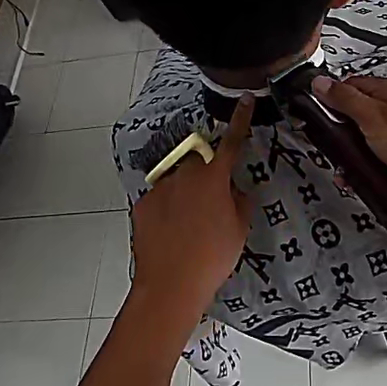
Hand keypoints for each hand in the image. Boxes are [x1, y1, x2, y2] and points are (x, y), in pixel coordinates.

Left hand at [130, 95, 257, 307]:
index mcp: (213, 178)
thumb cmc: (213, 257)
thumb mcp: (240, 227)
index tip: (244, 100)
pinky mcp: (142, 204)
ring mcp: (160, 188)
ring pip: (179, 179)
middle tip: (214, 200)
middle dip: (207, 171)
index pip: (232, 141)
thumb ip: (239, 198)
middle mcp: (185, 175)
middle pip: (199, 160)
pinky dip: (170, 207)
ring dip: (188, 192)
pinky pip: (162, 197)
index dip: (241, 119)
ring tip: (192, 224)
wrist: (171, 285)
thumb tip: (232, 189)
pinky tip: (174, 231)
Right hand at [311, 74, 386, 200]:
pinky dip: (367, 162)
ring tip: (347, 164)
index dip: (331, 97)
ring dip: (353, 150)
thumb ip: (344, 99)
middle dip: (341, 129)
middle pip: (356, 111)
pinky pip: (377, 153)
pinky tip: (363, 173)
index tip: (317, 111)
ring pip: (366, 135)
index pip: (349, 84)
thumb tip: (321, 83)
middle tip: (333, 142)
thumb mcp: (371, 117)